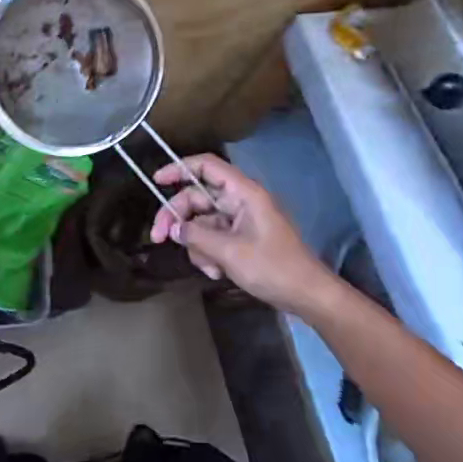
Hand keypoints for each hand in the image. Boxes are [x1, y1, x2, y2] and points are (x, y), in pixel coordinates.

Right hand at [148, 153, 341, 316]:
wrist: (306, 295)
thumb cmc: (273, 268)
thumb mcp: (229, 252)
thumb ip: (196, 235)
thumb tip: (174, 229)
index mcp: (243, 193)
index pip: (206, 166)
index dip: (179, 168)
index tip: (156, 181)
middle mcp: (240, 201)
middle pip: (196, 198)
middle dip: (177, 219)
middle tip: (158, 238)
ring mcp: (240, 220)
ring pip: (201, 222)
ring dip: (196, 245)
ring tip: (208, 268)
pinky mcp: (240, 238)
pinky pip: (212, 238)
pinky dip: (208, 254)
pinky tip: (216, 273)